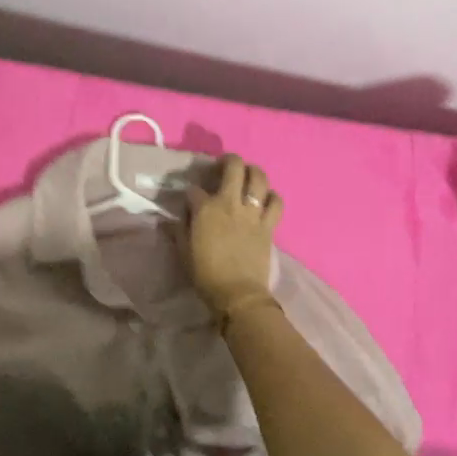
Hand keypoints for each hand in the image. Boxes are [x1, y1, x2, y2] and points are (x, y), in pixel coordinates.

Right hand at [185, 155, 284, 314]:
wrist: (238, 295)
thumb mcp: (183, 250)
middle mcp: (230, 202)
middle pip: (233, 166)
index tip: (190, 200)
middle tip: (222, 167)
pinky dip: (272, 197)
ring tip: (247, 175)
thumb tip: (180, 215)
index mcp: (205, 208)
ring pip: (259, 177)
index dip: (191, 192)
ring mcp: (252, 212)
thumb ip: (180, 228)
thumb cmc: (205, 274)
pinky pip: (276, 202)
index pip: (195, 189)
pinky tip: (266, 199)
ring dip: (253, 171)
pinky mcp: (268, 224)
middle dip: (227, 160)